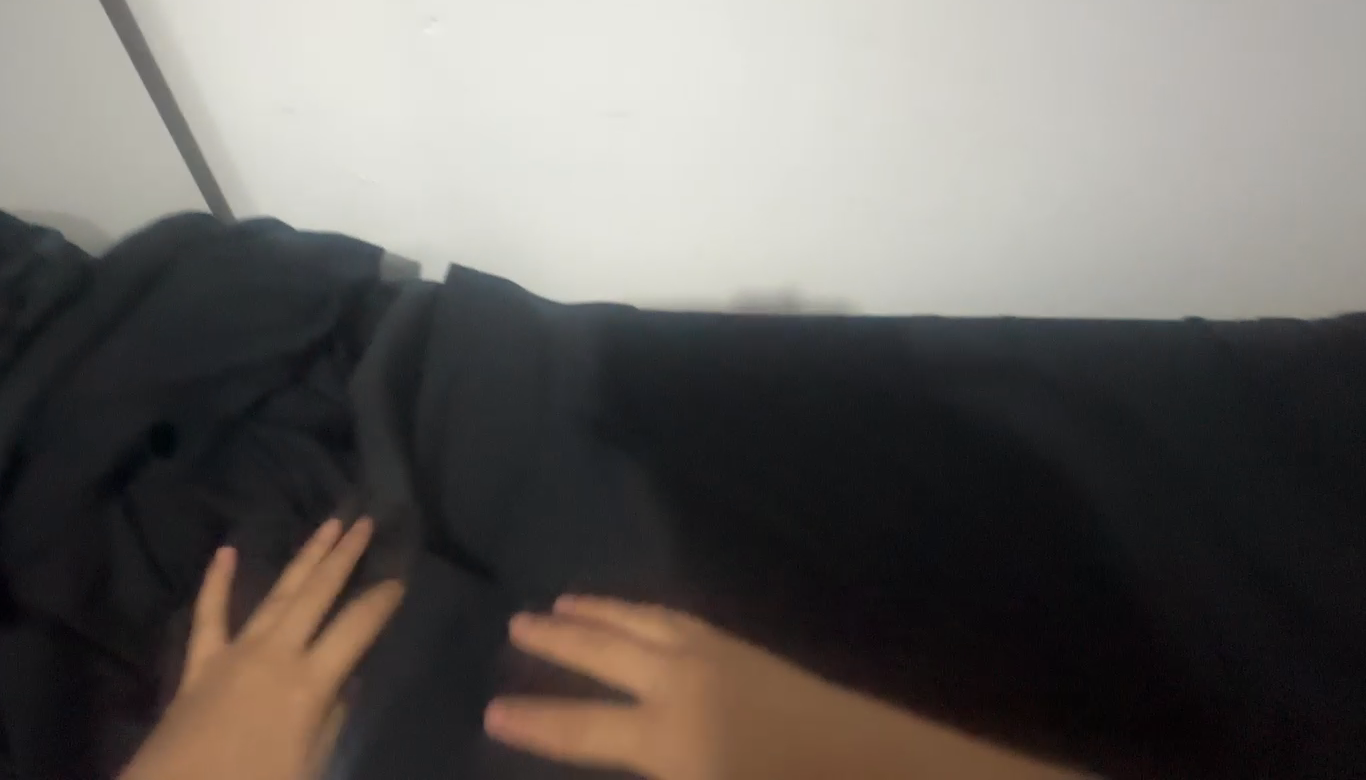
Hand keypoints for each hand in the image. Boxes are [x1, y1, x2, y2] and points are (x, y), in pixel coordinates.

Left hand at [120, 518, 404, 779]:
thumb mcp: (309, 769)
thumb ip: (331, 722)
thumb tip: (349, 682)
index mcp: (308, 683)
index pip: (357, 627)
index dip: (381, 600)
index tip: (399, 578)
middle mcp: (276, 654)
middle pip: (319, 592)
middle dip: (346, 555)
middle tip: (367, 521)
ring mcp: (235, 653)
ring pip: (279, 592)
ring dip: (307, 555)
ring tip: (330, 524)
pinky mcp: (199, 665)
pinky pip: (208, 616)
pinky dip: (215, 582)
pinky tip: (225, 551)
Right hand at [485, 597, 1078, 779]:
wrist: (875, 764)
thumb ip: (652, 764)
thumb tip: (615, 747)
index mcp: (669, 740)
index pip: (582, 729)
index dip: (535, 723)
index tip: (490, 709)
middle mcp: (680, 684)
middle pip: (604, 653)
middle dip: (557, 641)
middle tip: (517, 621)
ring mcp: (712, 655)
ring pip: (638, 621)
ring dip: (598, 612)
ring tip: (563, 602)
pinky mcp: (739, 644)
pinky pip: (673, 616)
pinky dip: (642, 609)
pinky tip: (637, 609)